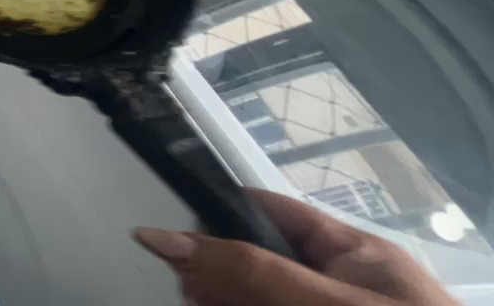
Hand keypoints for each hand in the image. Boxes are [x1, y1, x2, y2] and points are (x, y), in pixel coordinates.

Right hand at [134, 189, 456, 305]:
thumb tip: (153, 235)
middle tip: (197, 301)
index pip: (256, 208)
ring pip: (247, 294)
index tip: (181, 255)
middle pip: (246, 259)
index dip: (211, 220)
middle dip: (213, 279)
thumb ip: (247, 270)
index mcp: (353, 252)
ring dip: (218, 301)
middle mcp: (340, 282)